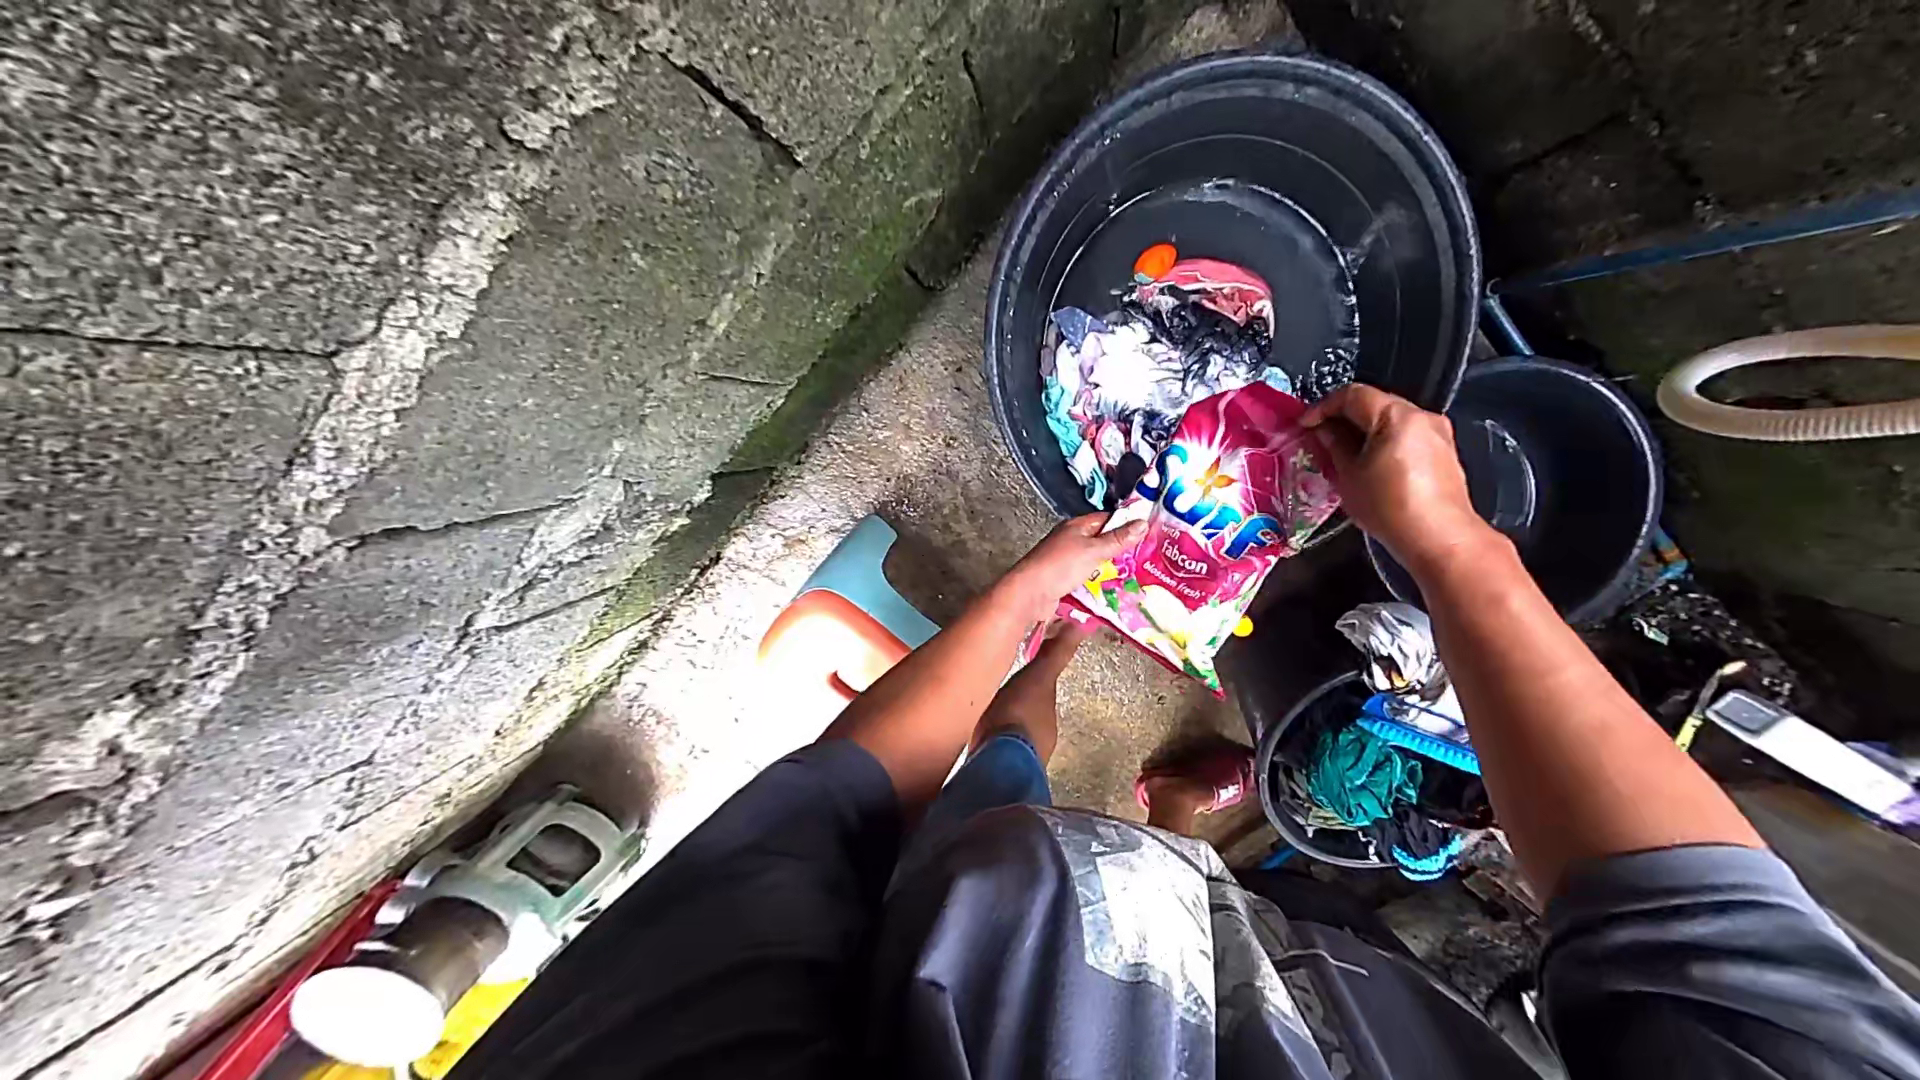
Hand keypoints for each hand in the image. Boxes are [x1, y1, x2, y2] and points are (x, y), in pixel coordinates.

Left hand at [999, 514, 1146, 620]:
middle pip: (1100, 541)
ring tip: (1134, 577)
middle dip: (1120, 550)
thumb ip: (1118, 539)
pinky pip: (1085, 577)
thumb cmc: (1061, 566)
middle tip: (1144, 560)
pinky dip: (1097, 582)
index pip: (1106, 519)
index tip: (1147, 534)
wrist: (1030, 593)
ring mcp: (1064, 560)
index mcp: (1076, 526)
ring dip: (1109, 569)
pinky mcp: (1062, 579)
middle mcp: (1070, 539)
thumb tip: (1142, 522)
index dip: (1126, 524)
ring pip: (1094, 561)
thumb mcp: (1094, 550)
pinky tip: (1111, 590)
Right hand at [1300, 384, 1497, 575]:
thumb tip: (1323, 431)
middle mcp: (1421, 416)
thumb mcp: (1348, 475)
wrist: (1437, 537)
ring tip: (1339, 453)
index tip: (1305, 424)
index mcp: (1396, 416)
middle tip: (1319, 438)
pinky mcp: (1442, 451)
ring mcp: (1437, 433)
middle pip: (1373, 403)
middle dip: (1342, 417)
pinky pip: (1405, 434)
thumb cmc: (1389, 507)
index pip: (1352, 394)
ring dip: (1361, 429)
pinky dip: (1381, 440)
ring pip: (1389, 419)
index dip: (1322, 407)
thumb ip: (1333, 445)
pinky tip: (1366, 464)